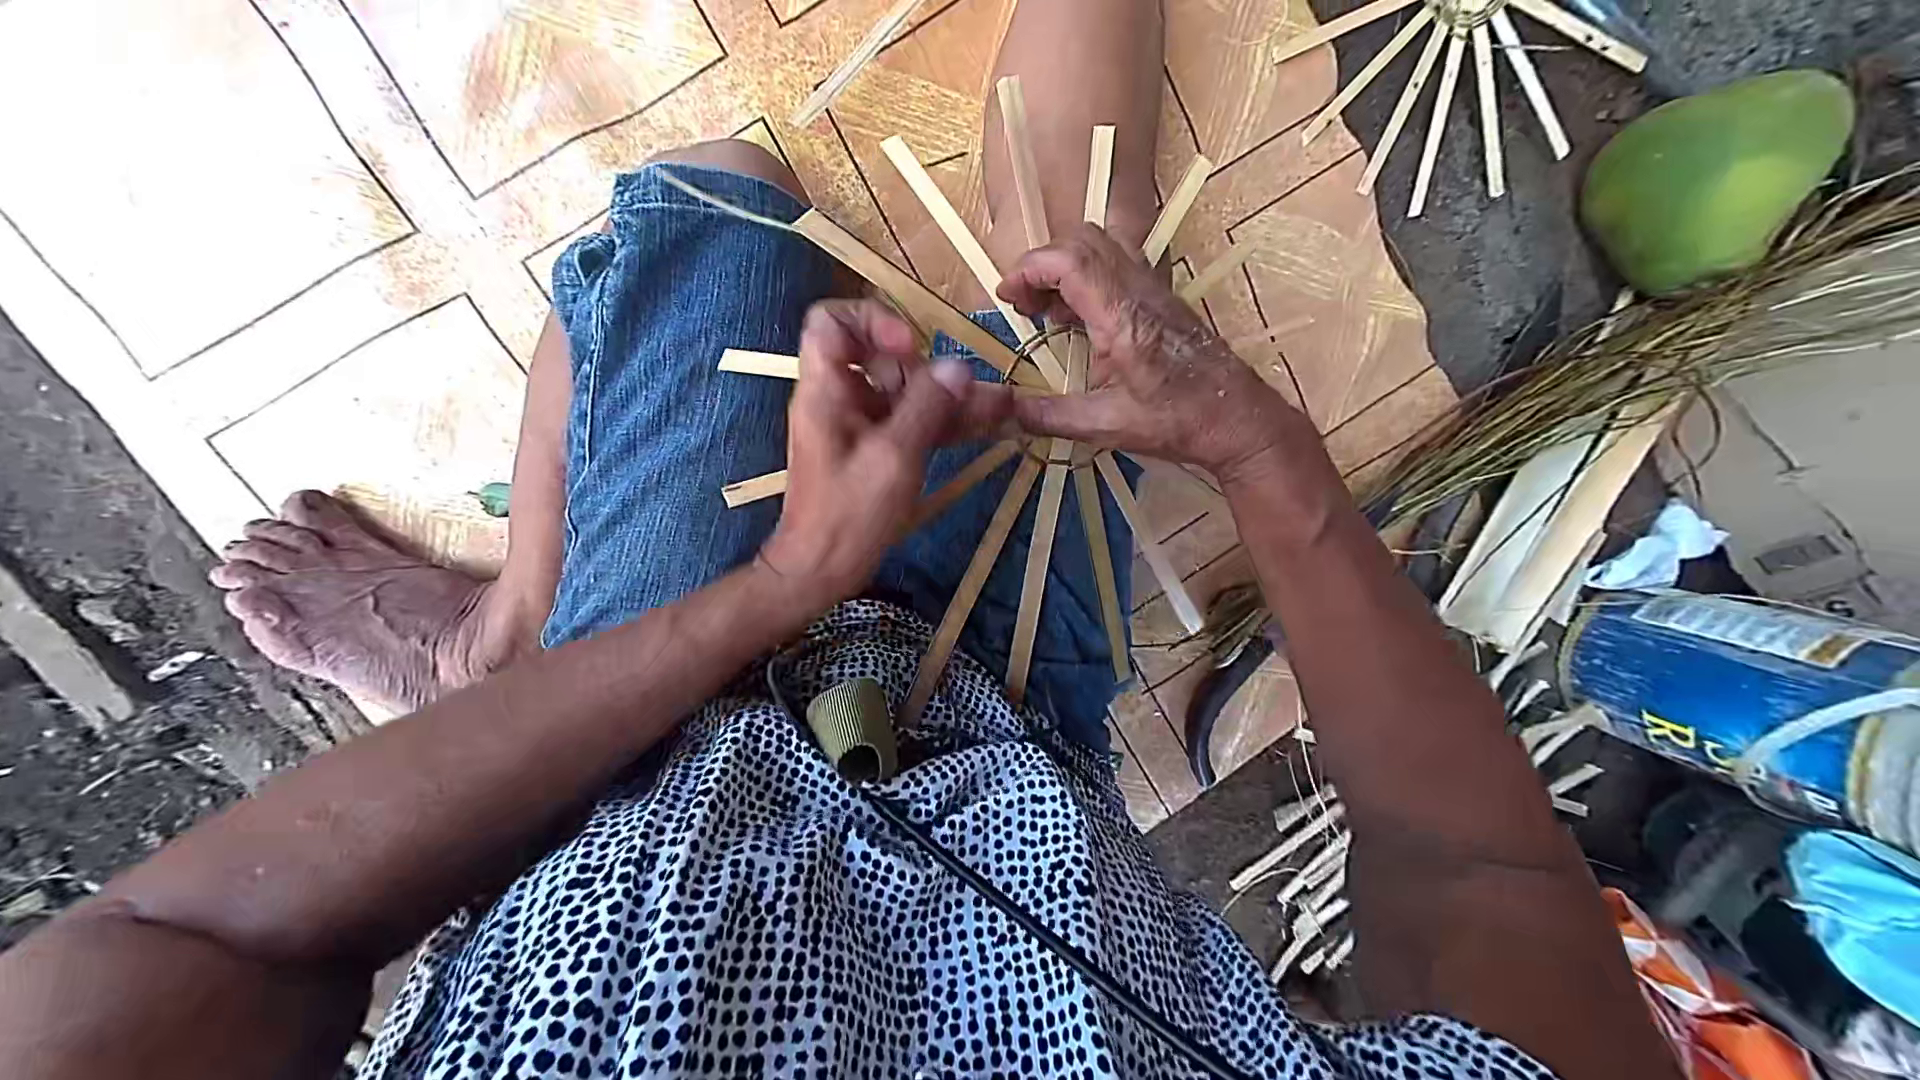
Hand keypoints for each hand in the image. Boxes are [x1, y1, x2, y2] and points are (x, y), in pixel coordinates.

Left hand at [759, 300, 1003, 608]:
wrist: (822, 569)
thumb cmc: (848, 514)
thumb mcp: (893, 457)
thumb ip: (928, 407)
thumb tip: (959, 367)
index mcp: (827, 389)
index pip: (832, 321)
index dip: (873, 322)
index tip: (909, 346)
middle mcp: (842, 399)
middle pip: (885, 360)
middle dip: (931, 372)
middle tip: (965, 394)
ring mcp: (862, 426)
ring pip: (908, 395)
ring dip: (951, 400)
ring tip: (1001, 405)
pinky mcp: (878, 451)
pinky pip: (912, 425)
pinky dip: (944, 424)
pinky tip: (987, 423)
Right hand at [996, 224, 1309, 479]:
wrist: (1238, 419)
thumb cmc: (1178, 423)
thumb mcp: (1106, 426)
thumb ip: (1049, 417)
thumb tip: (1005, 413)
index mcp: (1123, 318)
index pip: (1069, 260)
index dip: (1029, 269)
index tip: (1007, 297)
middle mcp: (1140, 290)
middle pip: (1082, 240)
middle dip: (1042, 264)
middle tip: (1025, 306)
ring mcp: (1154, 289)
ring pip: (1102, 246)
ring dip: (1064, 268)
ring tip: (1046, 313)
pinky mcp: (1161, 297)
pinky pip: (1117, 266)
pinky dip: (1086, 279)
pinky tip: (1078, 320)